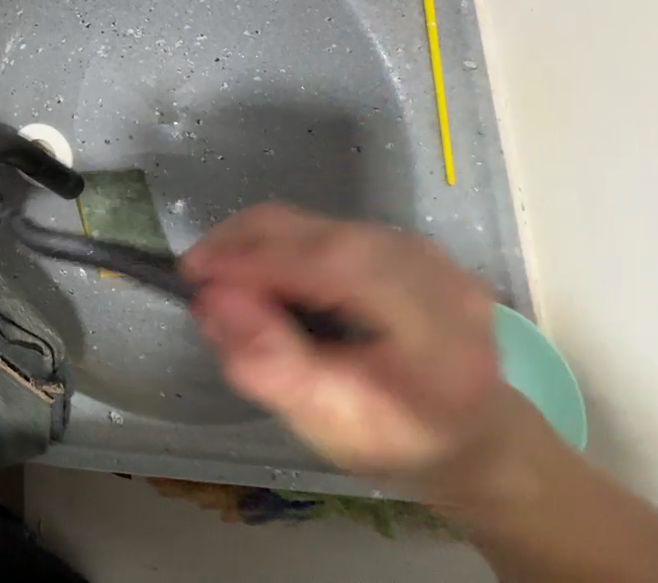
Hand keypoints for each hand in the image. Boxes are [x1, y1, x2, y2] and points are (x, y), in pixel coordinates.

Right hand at [181, 204, 501, 483]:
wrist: (464, 435)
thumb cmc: (394, 436)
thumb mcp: (327, 418)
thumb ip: (269, 362)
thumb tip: (213, 300)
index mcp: (432, 320)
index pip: (331, 262)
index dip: (253, 261)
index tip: (192, 278)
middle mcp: (428, 269)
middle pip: (311, 231)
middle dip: (238, 247)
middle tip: (196, 281)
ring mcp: (413, 248)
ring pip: (303, 223)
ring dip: (248, 246)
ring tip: (224, 286)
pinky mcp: (392, 242)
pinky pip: (312, 228)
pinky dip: (269, 247)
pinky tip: (258, 280)